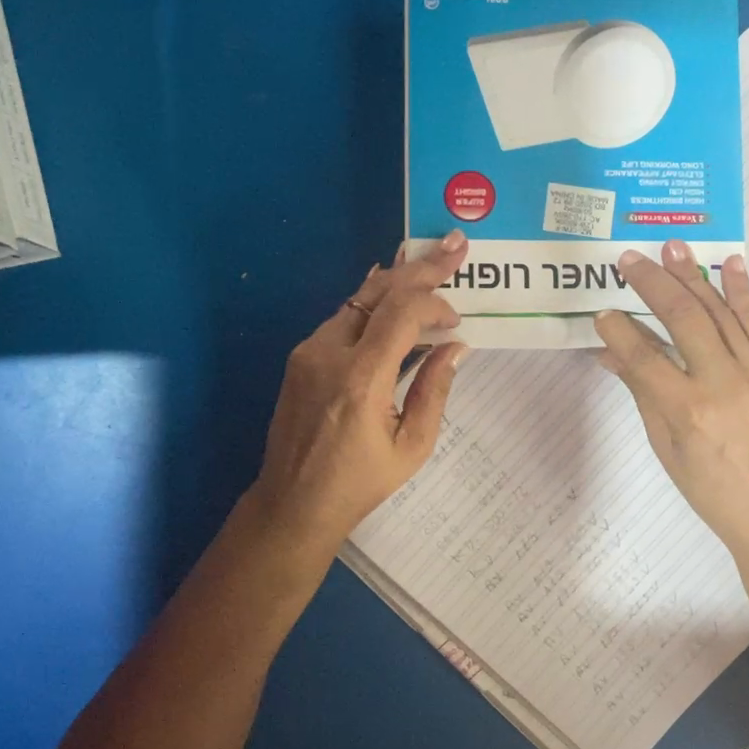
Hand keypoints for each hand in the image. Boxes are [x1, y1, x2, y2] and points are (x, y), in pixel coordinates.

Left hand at [247, 231, 471, 552]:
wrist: (292, 503)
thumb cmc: (359, 484)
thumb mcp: (411, 446)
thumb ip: (435, 391)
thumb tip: (456, 347)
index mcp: (360, 380)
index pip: (402, 314)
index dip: (435, 303)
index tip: (457, 319)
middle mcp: (328, 354)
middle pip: (377, 291)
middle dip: (420, 267)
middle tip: (454, 245)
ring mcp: (308, 352)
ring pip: (357, 299)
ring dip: (396, 282)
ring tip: (428, 262)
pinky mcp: (300, 358)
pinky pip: (343, 318)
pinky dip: (374, 304)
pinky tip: (392, 295)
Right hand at [594, 241, 748, 567]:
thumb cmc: (712, 490)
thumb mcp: (667, 448)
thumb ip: (643, 394)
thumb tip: (611, 355)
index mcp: (688, 411)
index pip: (644, 357)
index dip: (619, 330)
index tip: (602, 312)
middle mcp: (723, 383)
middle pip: (683, 319)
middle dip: (653, 284)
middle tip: (629, 259)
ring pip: (720, 312)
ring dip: (693, 276)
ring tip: (671, 247)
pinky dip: (741, 291)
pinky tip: (728, 264)